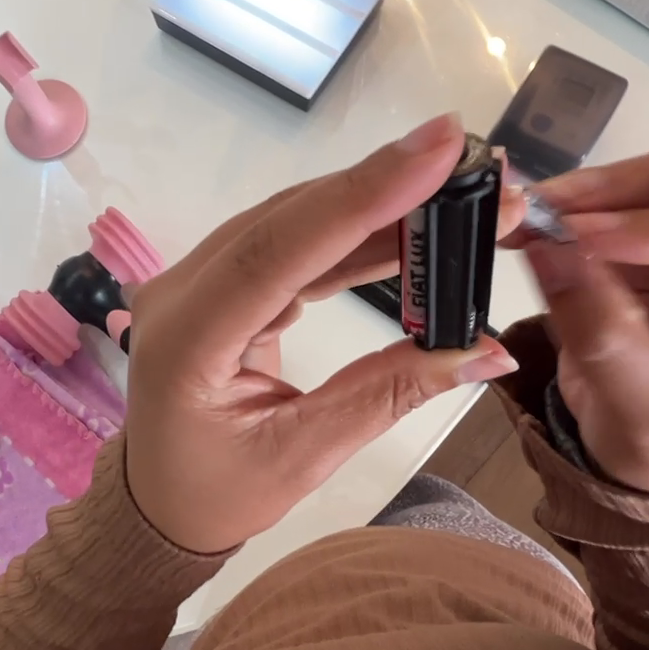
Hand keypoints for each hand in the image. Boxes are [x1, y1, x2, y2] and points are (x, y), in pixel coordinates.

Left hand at [124, 114, 524, 553]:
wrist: (160, 501)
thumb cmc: (219, 494)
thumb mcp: (305, 455)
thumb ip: (389, 392)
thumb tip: (488, 349)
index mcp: (184, 341)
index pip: (276, 253)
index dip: (359, 197)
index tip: (437, 147)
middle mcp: (179, 294)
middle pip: (284, 223)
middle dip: (381, 190)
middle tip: (469, 162)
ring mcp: (193, 283)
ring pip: (288, 226)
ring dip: (371, 208)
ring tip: (453, 191)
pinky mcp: (216, 285)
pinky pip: (286, 248)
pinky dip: (347, 238)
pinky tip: (403, 230)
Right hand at [512, 144, 648, 493]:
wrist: (647, 458)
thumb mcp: (637, 405)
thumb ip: (599, 329)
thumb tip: (549, 247)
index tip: (590, 238)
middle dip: (646, 184)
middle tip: (561, 205)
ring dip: (608, 187)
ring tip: (539, 209)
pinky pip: (636, 198)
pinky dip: (585, 202)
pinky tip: (539, 217)